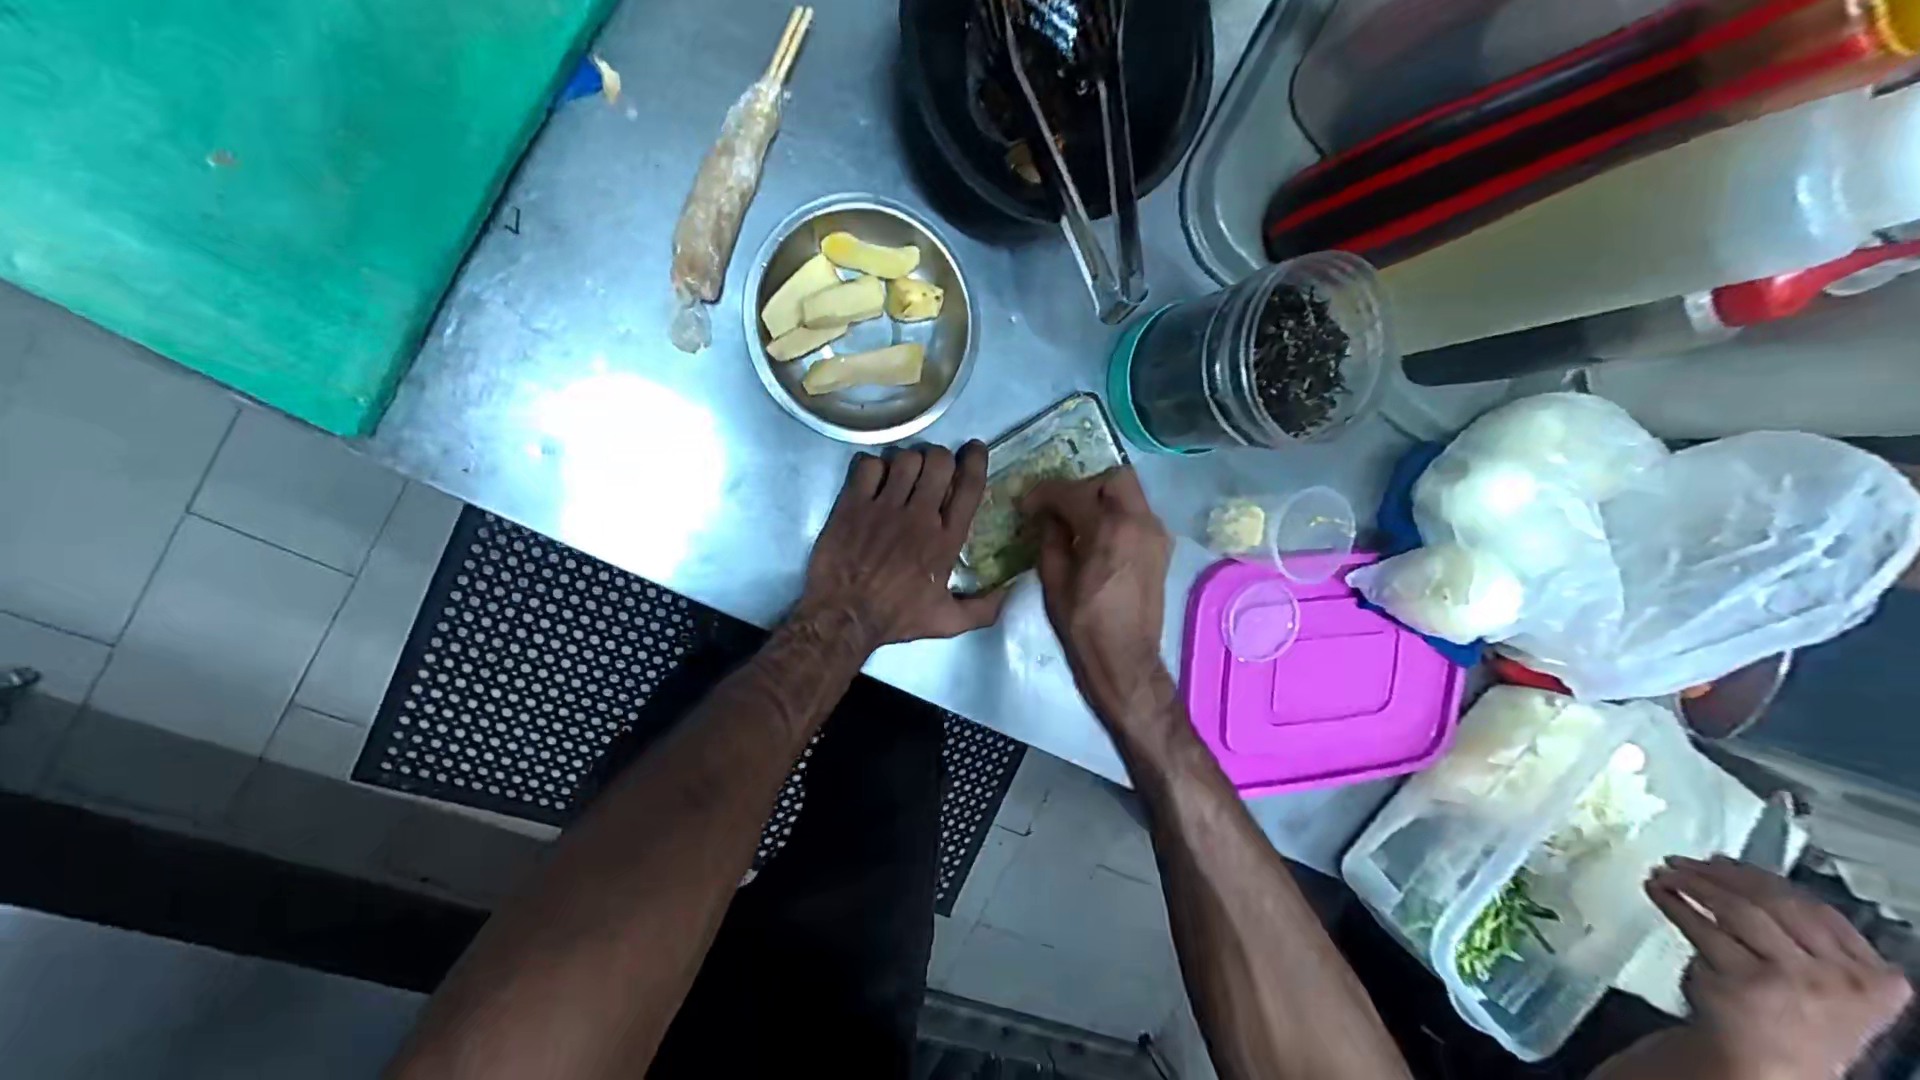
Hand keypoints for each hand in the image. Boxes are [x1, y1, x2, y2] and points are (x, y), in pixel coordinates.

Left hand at [795, 443, 1005, 650]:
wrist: (843, 616)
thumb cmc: (895, 618)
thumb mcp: (947, 622)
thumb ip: (983, 609)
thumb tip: (1010, 595)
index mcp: (946, 540)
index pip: (969, 487)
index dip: (976, 460)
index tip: (974, 449)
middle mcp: (919, 516)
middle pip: (939, 461)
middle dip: (940, 458)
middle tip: (932, 469)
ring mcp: (884, 507)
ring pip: (905, 459)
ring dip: (908, 462)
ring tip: (903, 475)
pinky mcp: (853, 504)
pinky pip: (869, 465)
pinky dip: (874, 467)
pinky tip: (874, 481)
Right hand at [1021, 468, 1177, 740]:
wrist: (1125, 658)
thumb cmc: (1084, 623)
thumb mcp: (1054, 579)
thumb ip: (1051, 538)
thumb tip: (1048, 516)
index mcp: (1109, 529)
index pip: (1073, 492)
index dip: (1044, 494)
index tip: (1028, 505)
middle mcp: (1140, 522)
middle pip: (1114, 479)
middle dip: (1083, 486)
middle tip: (1062, 506)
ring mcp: (1157, 534)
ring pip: (1131, 494)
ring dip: (1103, 499)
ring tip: (1079, 521)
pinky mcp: (1162, 548)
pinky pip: (1139, 514)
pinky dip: (1118, 514)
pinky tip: (1099, 537)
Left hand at [1647, 855, 1911, 1079]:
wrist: (1771, 1065)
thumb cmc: (1789, 1013)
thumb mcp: (1817, 973)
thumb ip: (1795, 929)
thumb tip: (1728, 866)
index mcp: (1876, 976)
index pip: (1813, 906)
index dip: (1757, 875)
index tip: (1718, 859)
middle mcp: (1847, 979)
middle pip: (1775, 902)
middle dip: (1719, 874)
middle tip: (1679, 861)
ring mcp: (1799, 981)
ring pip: (1739, 910)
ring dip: (1693, 883)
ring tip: (1663, 873)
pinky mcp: (1750, 982)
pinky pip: (1704, 928)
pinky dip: (1674, 903)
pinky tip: (1656, 892)